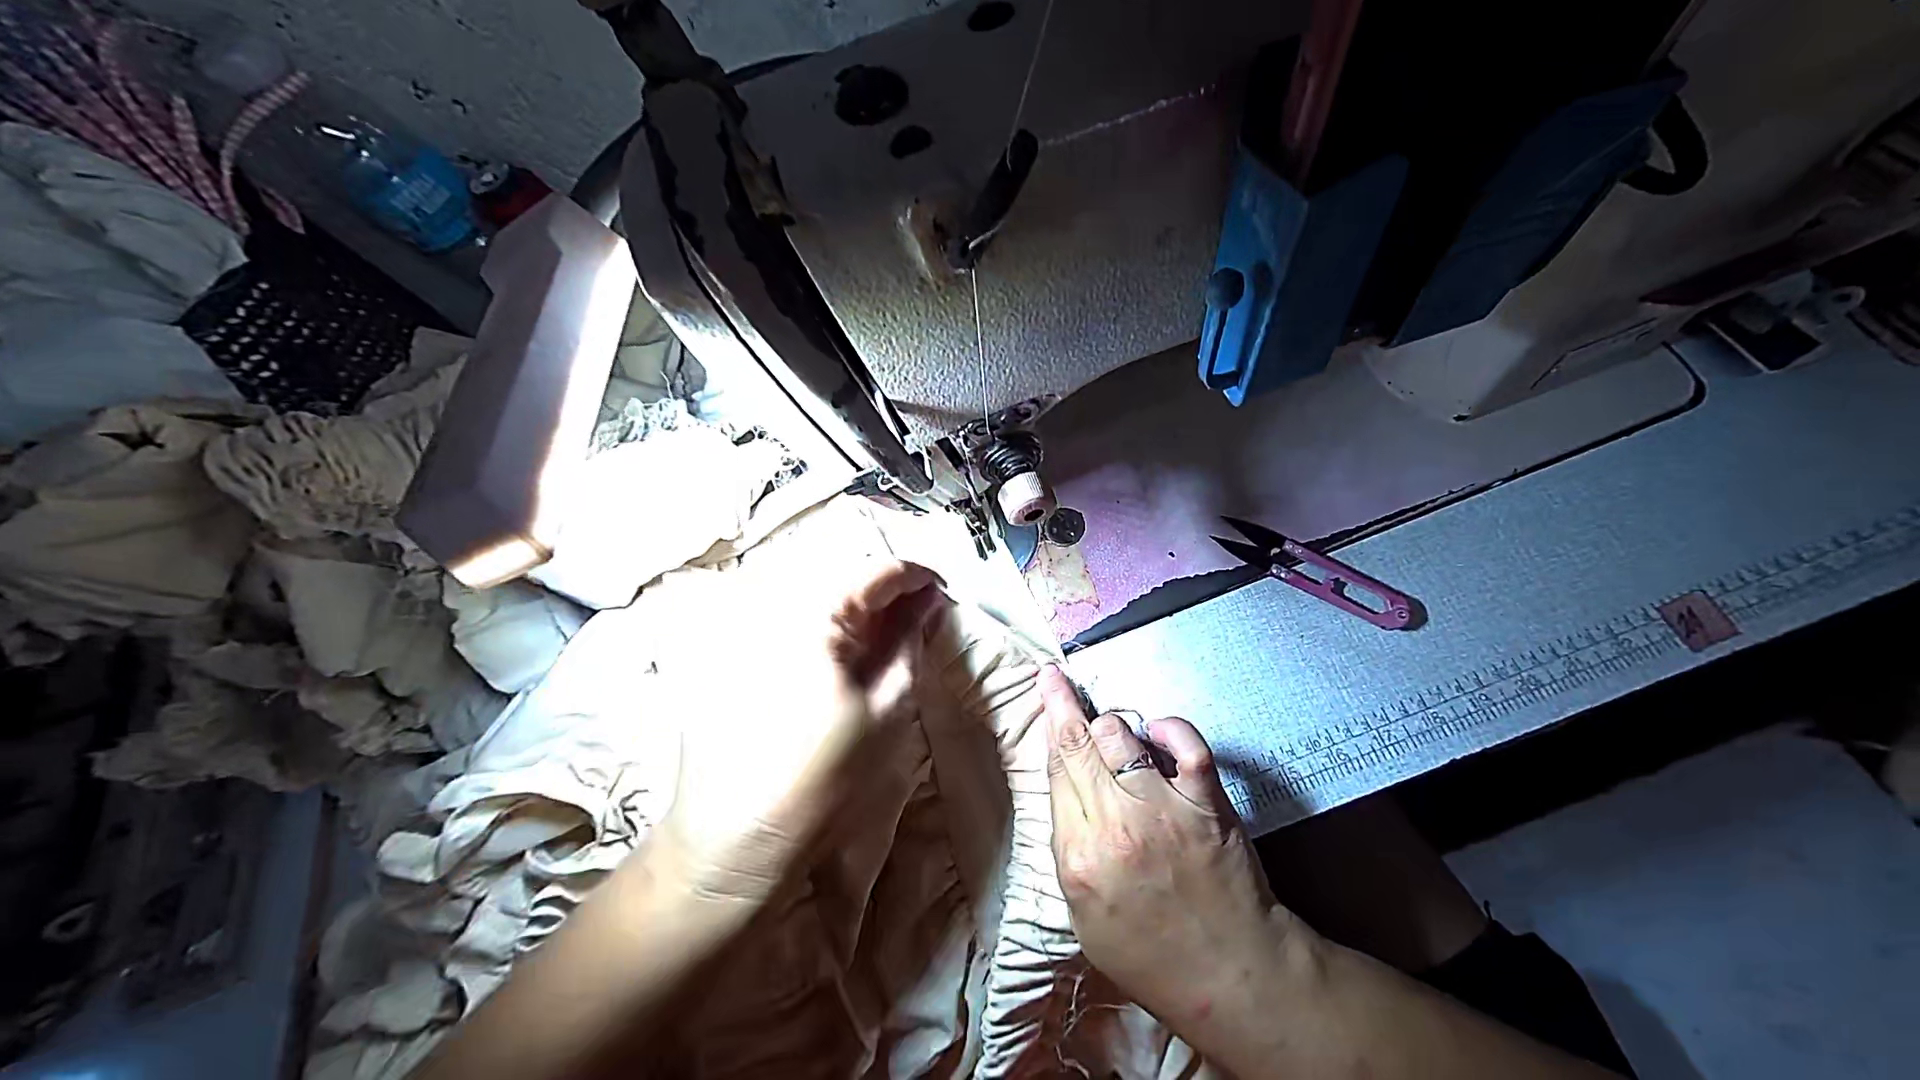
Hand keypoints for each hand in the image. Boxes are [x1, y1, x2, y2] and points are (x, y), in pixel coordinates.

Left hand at [648, 560, 945, 914]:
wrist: (736, 841)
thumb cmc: (824, 779)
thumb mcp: (889, 708)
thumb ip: (910, 641)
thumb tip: (927, 599)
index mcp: (814, 613)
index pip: (879, 568)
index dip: (918, 577)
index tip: (940, 594)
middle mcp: (772, 604)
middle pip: (844, 574)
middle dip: (885, 592)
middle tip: (914, 622)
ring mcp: (745, 627)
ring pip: (815, 594)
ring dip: (853, 608)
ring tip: (877, 642)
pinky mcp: (729, 652)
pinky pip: (787, 617)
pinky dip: (822, 627)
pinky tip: (833, 660)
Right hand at [1040, 665, 1300, 1030]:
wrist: (1231, 979)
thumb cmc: (1151, 955)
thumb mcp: (1083, 914)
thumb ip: (1067, 846)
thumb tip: (1065, 787)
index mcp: (1079, 856)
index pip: (1057, 768)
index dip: (1048, 724)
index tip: (1044, 692)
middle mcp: (1116, 824)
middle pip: (1080, 742)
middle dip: (1061, 700)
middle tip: (1055, 678)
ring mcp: (1164, 809)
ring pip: (1122, 734)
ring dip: (1112, 725)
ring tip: (1113, 733)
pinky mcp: (1207, 802)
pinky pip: (1185, 743)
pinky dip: (1168, 728)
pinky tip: (1157, 731)